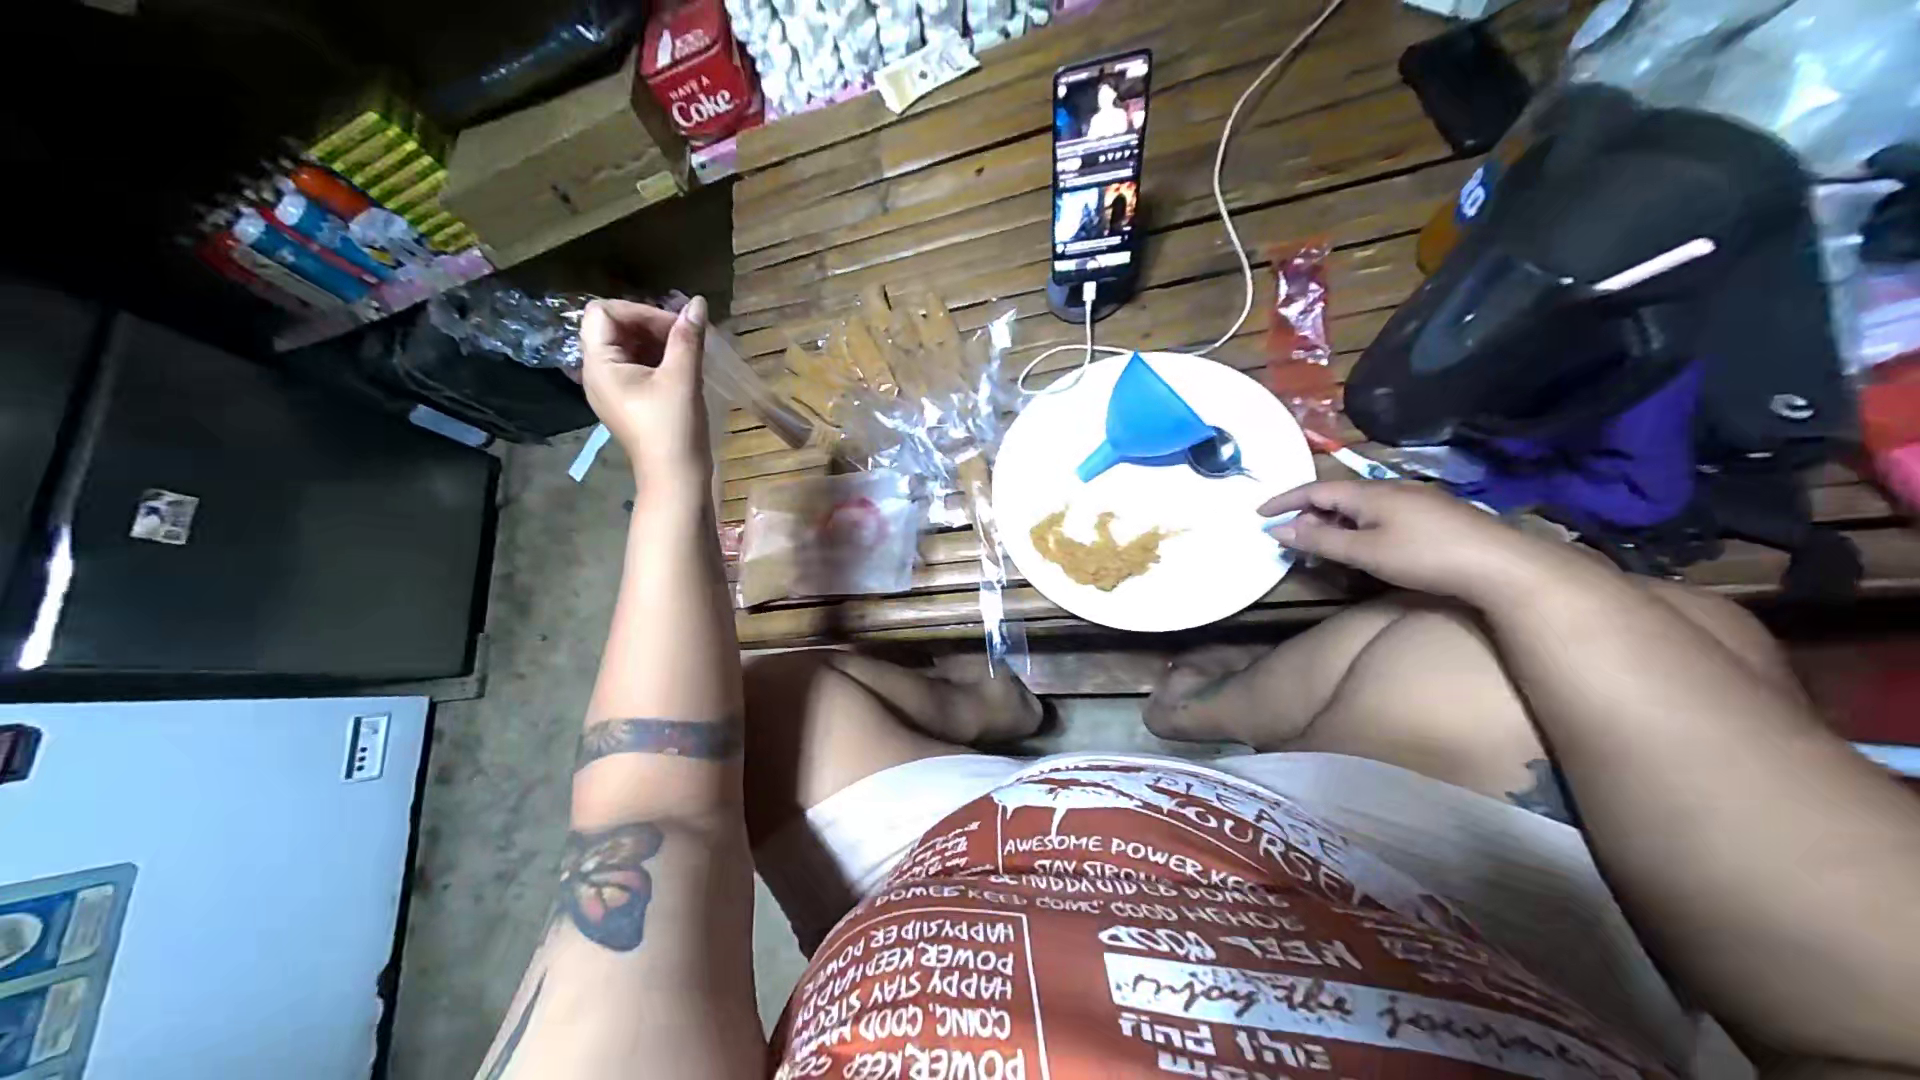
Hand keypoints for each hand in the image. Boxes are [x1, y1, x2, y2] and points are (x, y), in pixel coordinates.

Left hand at [580, 297, 709, 493]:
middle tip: (687, 337)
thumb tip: (697, 302)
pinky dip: (659, 360)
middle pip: (615, 328)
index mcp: (599, 365)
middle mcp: (598, 374)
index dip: (639, 311)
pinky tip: (685, 368)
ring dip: (658, 342)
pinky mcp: (630, 403)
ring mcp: (613, 390)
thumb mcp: (682, 378)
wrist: (676, 480)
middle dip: (651, 325)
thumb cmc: (673, 428)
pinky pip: (638, 368)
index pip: (603, 312)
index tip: (675, 327)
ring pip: (629, 348)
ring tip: (690, 351)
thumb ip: (688, 336)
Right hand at [1260, 480, 1582, 603]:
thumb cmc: (1424, 556)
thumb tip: (1278, 529)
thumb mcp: (1364, 552)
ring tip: (1322, 541)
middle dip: (1308, 511)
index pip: (1314, 489)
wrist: (1501, 564)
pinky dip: (1357, 522)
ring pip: (1360, 503)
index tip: (1259, 513)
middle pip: (1337, 494)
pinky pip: (1380, 510)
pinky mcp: (1433, 512)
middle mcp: (1389, 487)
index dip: (1284, 500)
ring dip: (1333, 518)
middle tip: (1291, 535)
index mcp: (1368, 493)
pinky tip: (1363, 541)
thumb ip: (1319, 539)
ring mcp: (1415, 498)